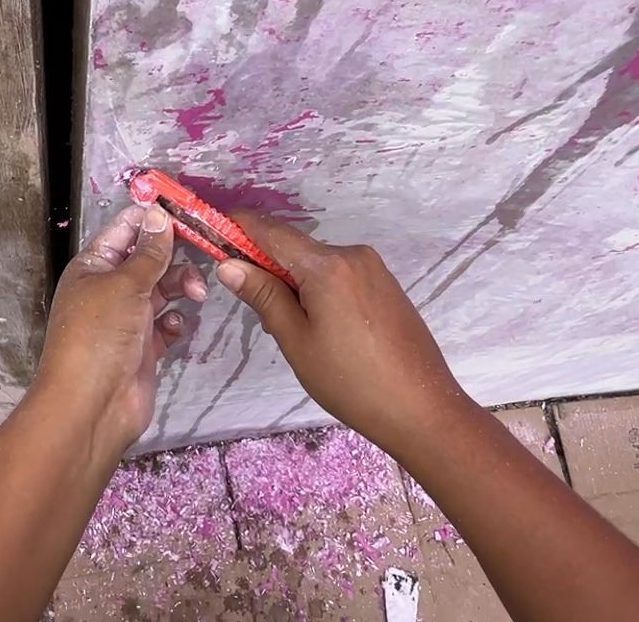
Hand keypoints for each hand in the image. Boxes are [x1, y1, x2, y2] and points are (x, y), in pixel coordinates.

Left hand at [34, 205, 208, 458]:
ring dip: (181, 285)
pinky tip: (177, 326)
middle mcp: (109, 287)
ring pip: (162, 289)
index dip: (153, 218)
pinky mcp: (144, 345)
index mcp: (94, 265)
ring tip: (197, 293)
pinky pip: (166, 322)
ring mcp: (127, 318)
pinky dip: (176, 320)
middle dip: (175, 255)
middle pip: (149, 258)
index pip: (126, 229)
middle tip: (203, 253)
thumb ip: (149, 252)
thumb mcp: (125, 285)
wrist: (92, 408)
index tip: (187, 210)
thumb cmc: (99, 337)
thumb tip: (159, 215)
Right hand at [218, 213, 472, 456]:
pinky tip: (328, 331)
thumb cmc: (351, 381)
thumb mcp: (296, 341)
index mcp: (326, 265)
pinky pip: (339, 274)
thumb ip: (263, 296)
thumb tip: (228, 264)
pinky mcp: (385, 284)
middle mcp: (351, 254)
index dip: (238, 227)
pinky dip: (320, 289)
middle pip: (294, 247)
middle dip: (268, 268)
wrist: (425, 411)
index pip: (270, 230)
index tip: (213, 235)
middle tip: (261, 313)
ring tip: (300, 333)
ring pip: (316, 263)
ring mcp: (373, 268)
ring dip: (296, 283)